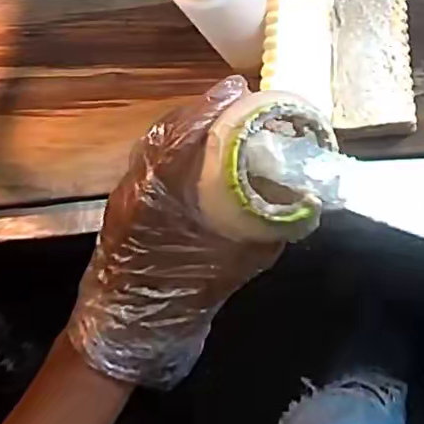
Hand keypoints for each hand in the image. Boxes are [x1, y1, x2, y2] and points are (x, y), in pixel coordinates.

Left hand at [65, 77, 281, 388]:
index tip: (240, 89)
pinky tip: (203, 147)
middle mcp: (136, 181)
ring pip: (160, 139)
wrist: (121, 335)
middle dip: (205, 108)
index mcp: (154, 194)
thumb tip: (303, 208)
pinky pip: (155, 156)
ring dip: (193, 123)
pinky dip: (181, 142)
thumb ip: (264, 235)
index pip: (181, 134)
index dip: (210, 106)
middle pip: (169, 127)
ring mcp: (127, 188)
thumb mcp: (228, 270)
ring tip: (226, 115)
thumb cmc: (173, 302)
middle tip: (240, 99)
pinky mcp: (127, 197)